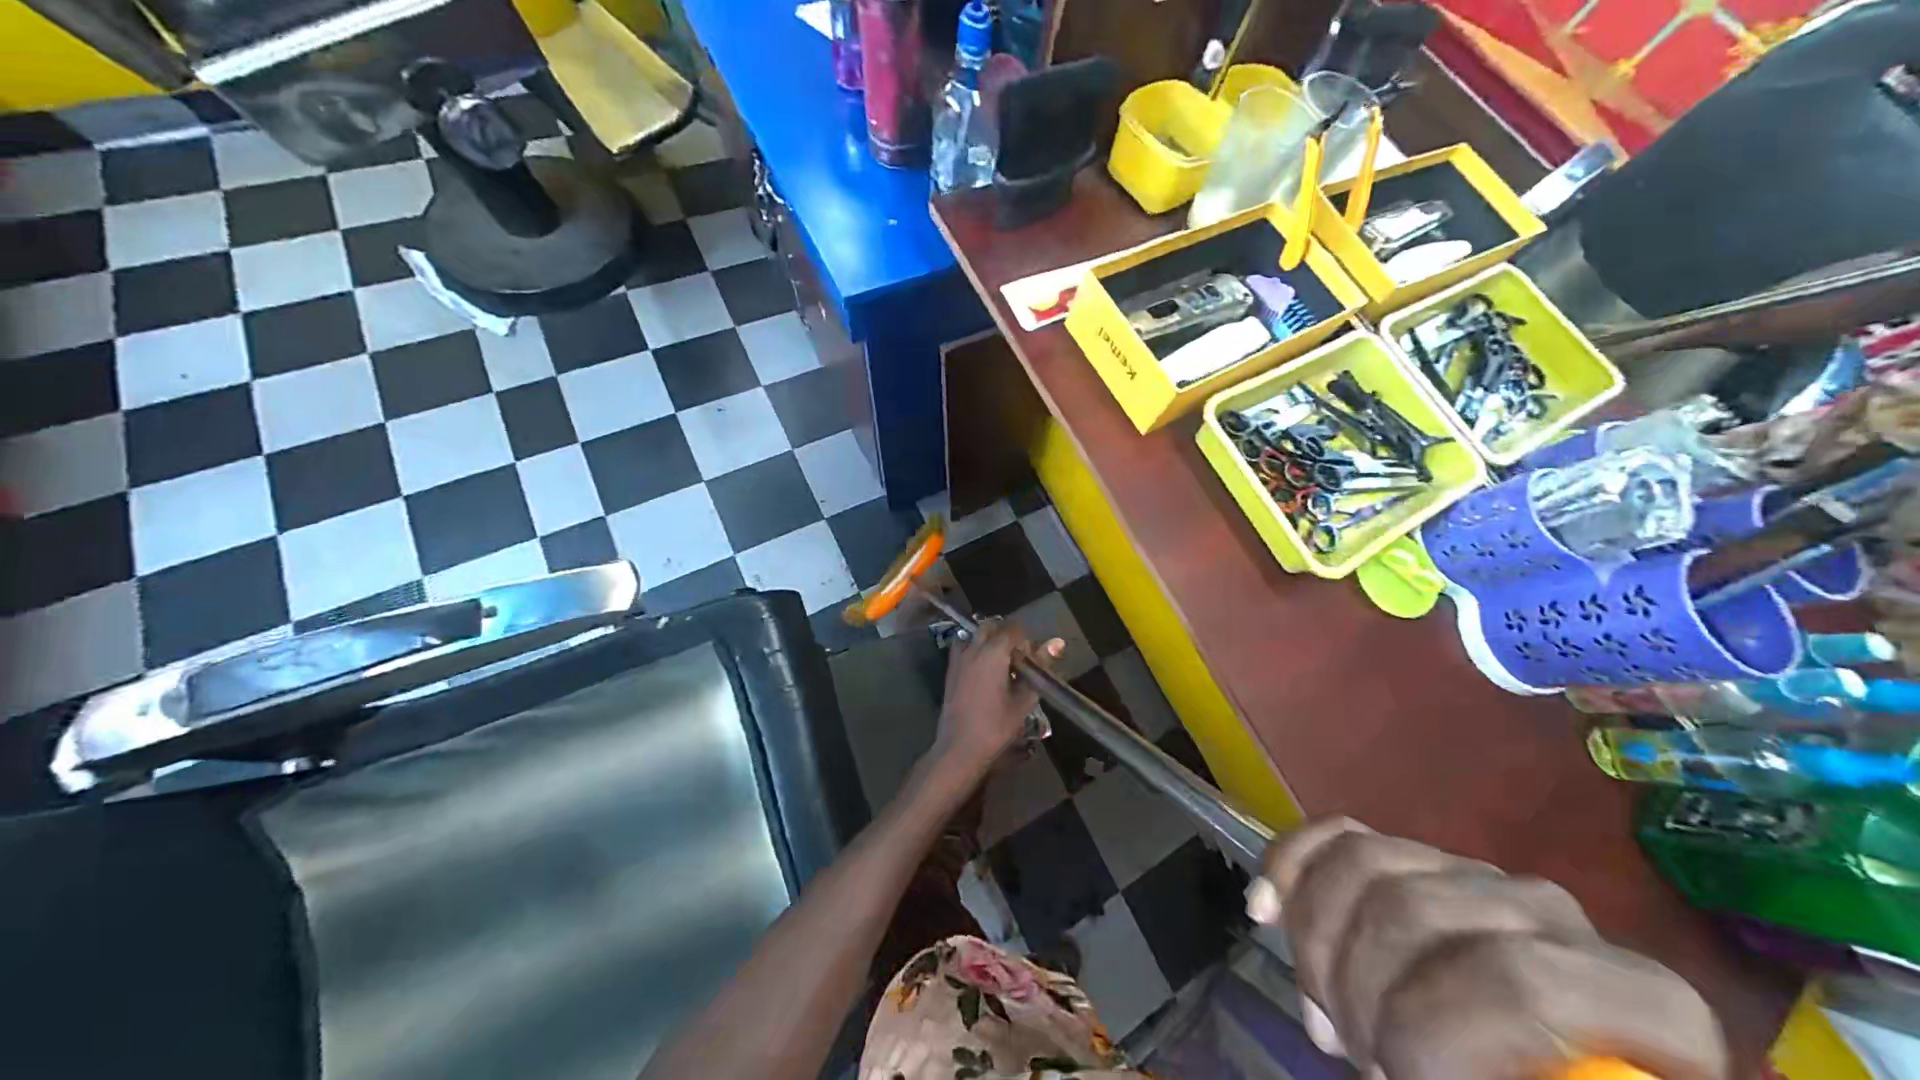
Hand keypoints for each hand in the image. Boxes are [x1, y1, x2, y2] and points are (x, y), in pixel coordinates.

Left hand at [933, 620, 1063, 772]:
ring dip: (989, 641)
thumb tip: (1058, 642)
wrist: (960, 746)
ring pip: (975, 635)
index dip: (1026, 641)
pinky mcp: (950, 670)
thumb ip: (1039, 667)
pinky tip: (983, 672)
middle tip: (1017, 660)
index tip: (1031, 660)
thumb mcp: (1024, 699)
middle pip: (992, 627)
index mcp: (994, 652)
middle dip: (1007, 636)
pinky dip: (975, 650)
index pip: (1013, 629)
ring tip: (1000, 664)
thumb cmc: (996, 726)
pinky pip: (963, 648)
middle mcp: (974, 648)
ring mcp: (958, 658)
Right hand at [1245, 818, 1727, 1079]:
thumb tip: (1403, 1058)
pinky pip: (1338, 837)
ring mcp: (1476, 875)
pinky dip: (1290, 868)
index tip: (1393, 1079)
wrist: (1552, 1076)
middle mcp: (1555, 915)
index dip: (1430, 1036)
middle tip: (1358, 1057)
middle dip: (1359, 992)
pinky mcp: (1417, 859)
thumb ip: (1516, 1074)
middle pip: (1415, 912)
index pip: (1518, 984)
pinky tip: (1264, 909)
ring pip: (1365, 861)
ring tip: (1330, 1019)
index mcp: (1640, 1001)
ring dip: (1318, 946)